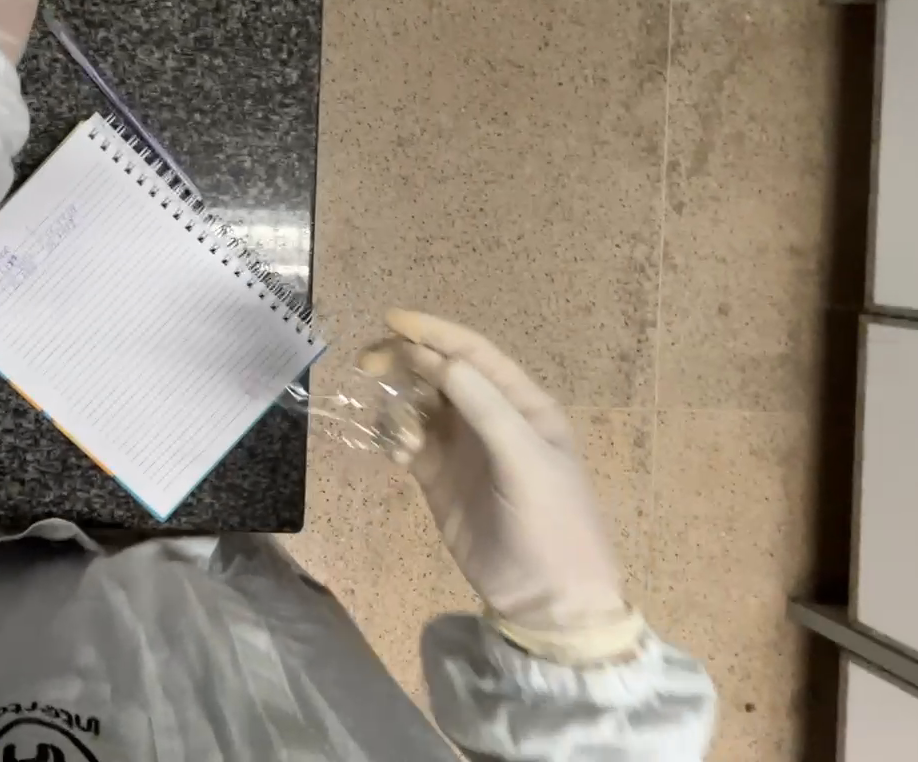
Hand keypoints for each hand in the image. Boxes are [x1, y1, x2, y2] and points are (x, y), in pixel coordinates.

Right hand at [383, 309, 644, 664]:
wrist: (544, 598)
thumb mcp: (526, 460)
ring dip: (398, 409)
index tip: (391, 320)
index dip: (433, 332)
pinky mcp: (434, 472)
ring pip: (413, 402)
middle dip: (402, 362)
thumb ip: (484, 406)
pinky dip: (392, 437)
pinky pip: (402, 437)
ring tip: (403, 439)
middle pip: (435, 371)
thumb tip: (438, 359)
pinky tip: (398, 455)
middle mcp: (487, 416)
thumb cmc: (550, 523)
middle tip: (367, 364)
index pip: (471, 352)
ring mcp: (459, 444)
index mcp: (520, 404)